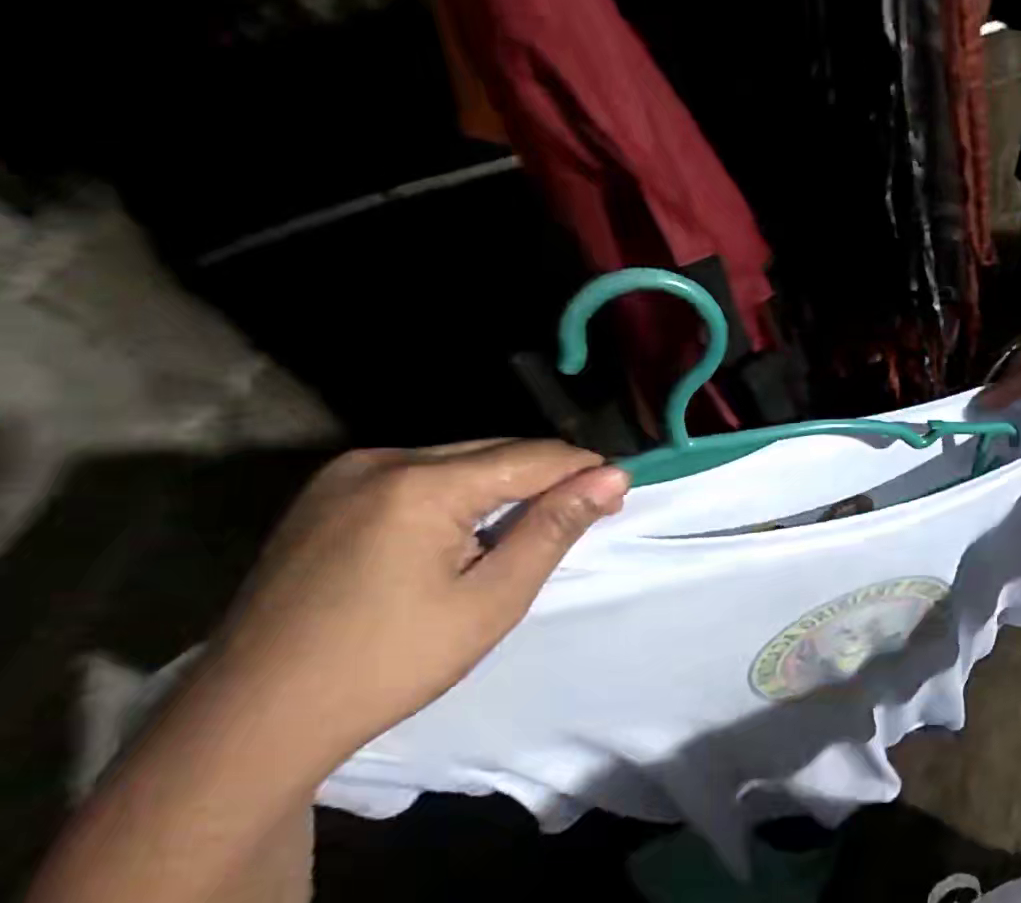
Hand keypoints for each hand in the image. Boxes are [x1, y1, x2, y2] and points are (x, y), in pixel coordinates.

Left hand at [198, 440, 629, 756]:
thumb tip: (614, 475)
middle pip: (496, 450)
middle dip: (545, 478)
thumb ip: (555, 527)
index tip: (617, 499)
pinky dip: (458, 493)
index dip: (585, 471)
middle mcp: (381, 460)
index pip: (533, 455)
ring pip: (458, 459)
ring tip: (524, 531)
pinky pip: (417, 475)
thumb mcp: (492, 599)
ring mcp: (343, 475)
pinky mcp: (323, 495)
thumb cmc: (389, 664)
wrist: (248, 724)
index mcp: (421, 484)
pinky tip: (463, 533)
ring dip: (502, 485)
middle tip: (580, 519)